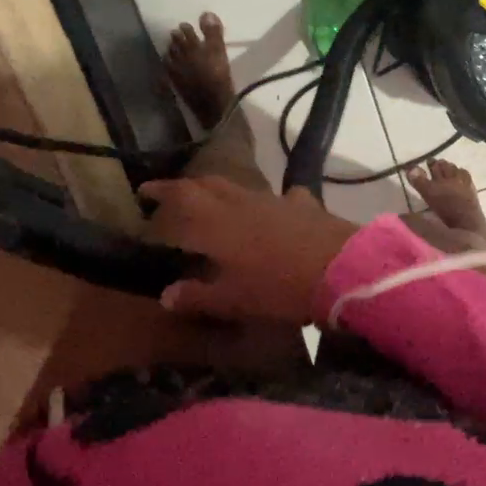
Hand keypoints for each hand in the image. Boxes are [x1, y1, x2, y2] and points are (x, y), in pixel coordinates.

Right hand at [140, 176, 359, 325]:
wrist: (342, 268)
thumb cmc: (279, 287)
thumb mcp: (234, 300)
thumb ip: (198, 295)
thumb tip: (166, 294)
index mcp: (217, 223)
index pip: (182, 198)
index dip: (161, 192)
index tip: (143, 189)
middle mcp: (245, 203)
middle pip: (211, 185)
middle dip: (189, 187)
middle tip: (173, 194)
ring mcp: (278, 201)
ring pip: (244, 188)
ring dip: (226, 192)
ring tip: (217, 203)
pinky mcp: (307, 206)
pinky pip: (284, 198)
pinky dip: (274, 202)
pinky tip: (278, 209)